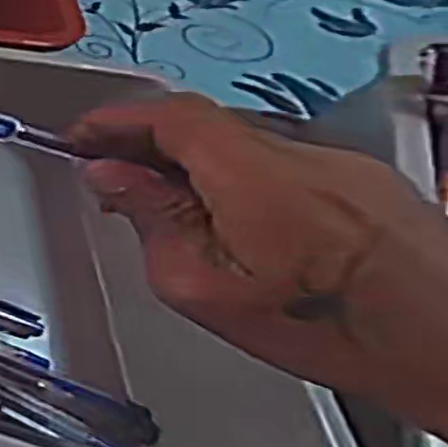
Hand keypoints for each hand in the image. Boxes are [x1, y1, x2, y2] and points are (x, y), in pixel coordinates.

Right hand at [68, 93, 447, 437]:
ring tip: (153, 196)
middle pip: (203, 123)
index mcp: (259, 179)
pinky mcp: (369, 184)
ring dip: (183, 156)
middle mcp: (308, 159)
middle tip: (103, 170)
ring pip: (239, 141)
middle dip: (141, 139)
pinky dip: (227, 169)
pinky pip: (276, 158)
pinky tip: (215, 208)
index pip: (173, 115)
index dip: (114, 118)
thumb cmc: (325, 331)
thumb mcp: (200, 285)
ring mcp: (347, 168)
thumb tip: (108, 175)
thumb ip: (150, 219)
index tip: (78, 137)